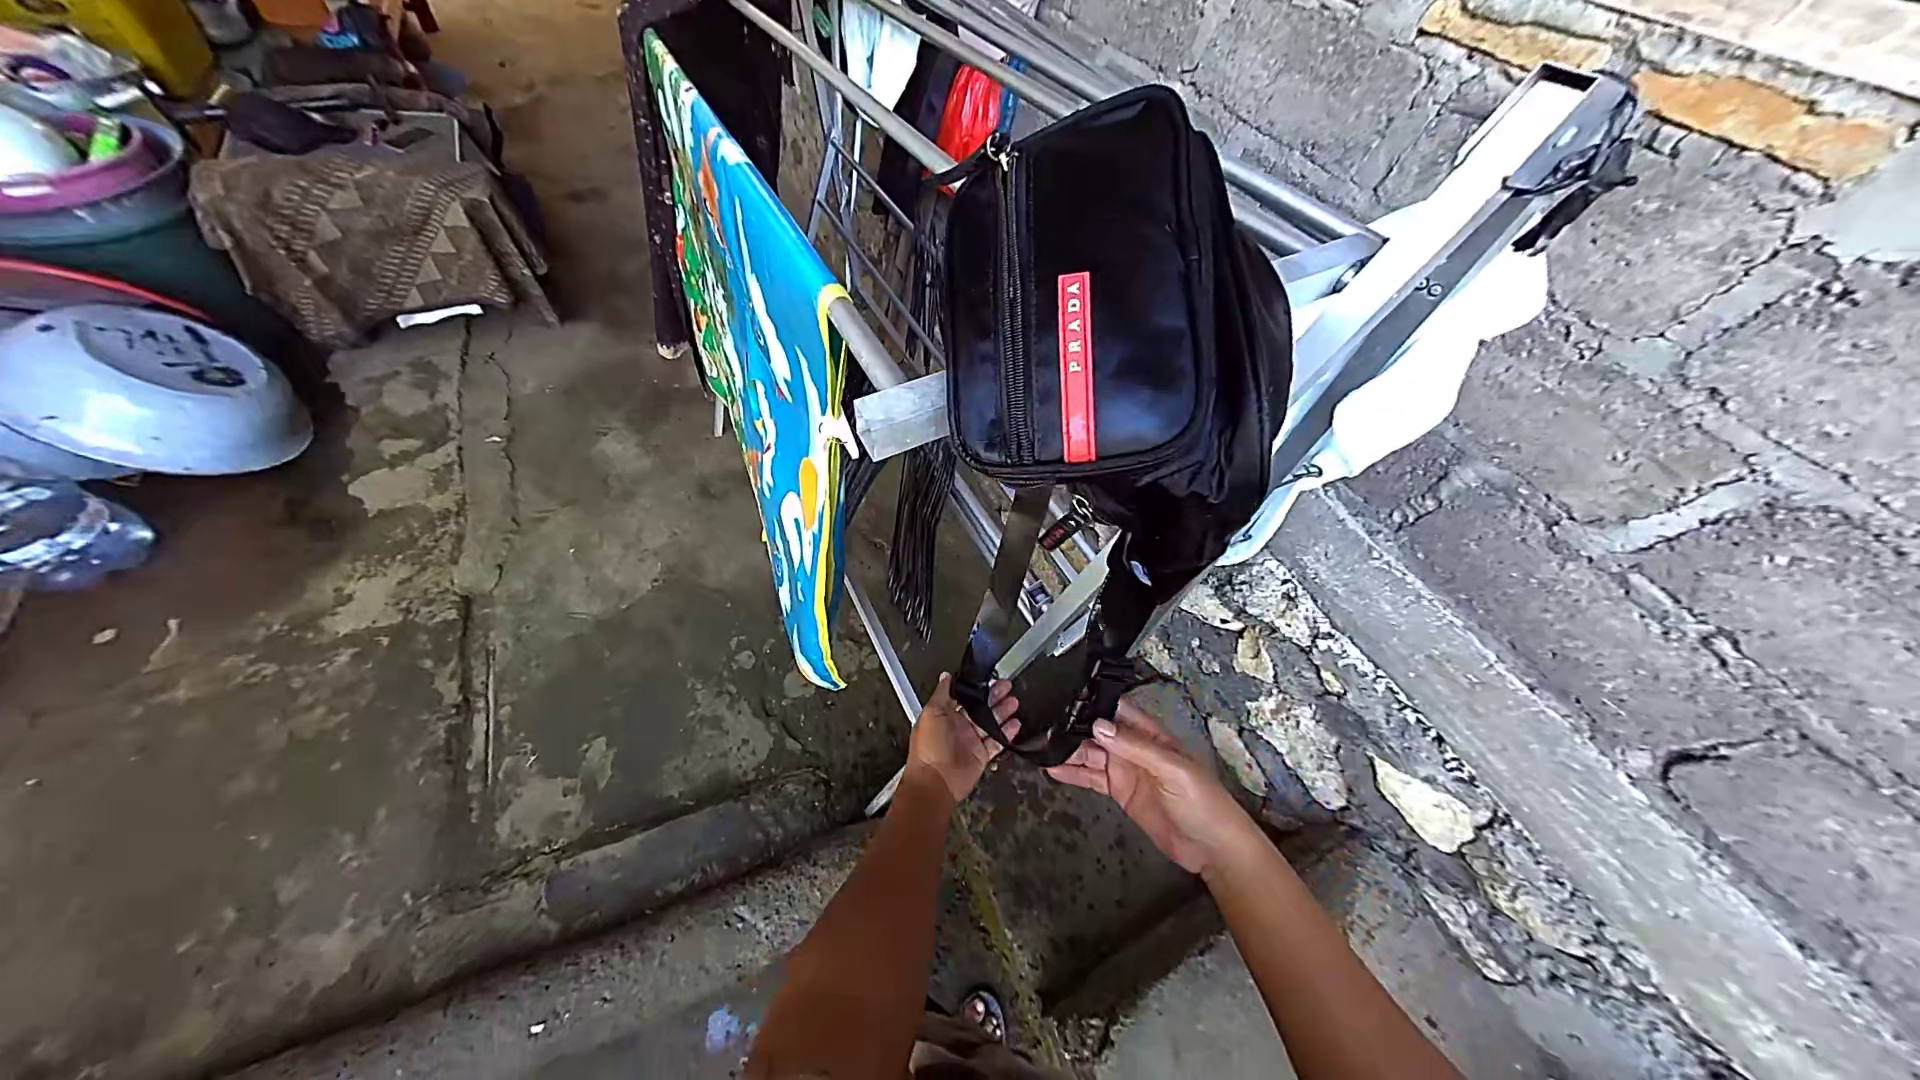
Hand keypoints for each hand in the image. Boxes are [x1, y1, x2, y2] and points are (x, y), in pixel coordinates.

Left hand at [907, 674, 1020, 804]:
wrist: (934, 782)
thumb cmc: (927, 750)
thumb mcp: (931, 714)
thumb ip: (941, 694)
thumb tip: (944, 677)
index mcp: (945, 716)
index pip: (965, 698)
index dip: (978, 690)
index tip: (991, 681)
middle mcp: (958, 727)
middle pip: (980, 709)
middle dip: (994, 698)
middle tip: (1007, 688)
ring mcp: (970, 741)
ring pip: (990, 723)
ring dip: (1003, 713)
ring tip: (1014, 703)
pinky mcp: (980, 755)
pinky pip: (996, 742)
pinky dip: (1006, 734)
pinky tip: (1015, 725)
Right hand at [1045, 696, 1258, 875]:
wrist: (1212, 849)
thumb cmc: (1204, 803)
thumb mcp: (1174, 770)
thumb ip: (1136, 748)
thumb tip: (1100, 726)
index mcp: (1151, 735)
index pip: (1118, 711)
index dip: (1094, 703)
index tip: (1065, 697)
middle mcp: (1134, 748)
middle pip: (1098, 732)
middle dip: (1073, 727)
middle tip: (1043, 724)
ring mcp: (1125, 770)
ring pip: (1090, 754)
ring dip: (1068, 750)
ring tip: (1042, 745)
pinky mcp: (1120, 791)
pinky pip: (1091, 778)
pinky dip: (1073, 773)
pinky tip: (1054, 768)